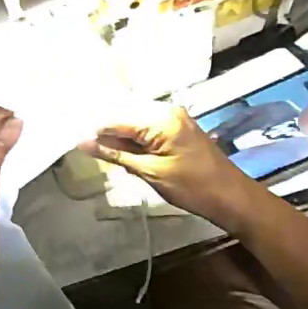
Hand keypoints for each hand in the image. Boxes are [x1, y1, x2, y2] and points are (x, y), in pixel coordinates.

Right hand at [82, 103, 272, 227]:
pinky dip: (135, 139)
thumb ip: (115, 154)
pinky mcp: (178, 127)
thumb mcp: (150, 172)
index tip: (74, 138)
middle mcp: (167, 110)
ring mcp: (175, 117)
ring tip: (99, 148)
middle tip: (84, 144)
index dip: (96, 131)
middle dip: (107, 131)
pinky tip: (124, 151)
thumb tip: (83, 142)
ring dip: (120, 137)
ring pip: (136, 122)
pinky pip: (148, 127)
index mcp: (161, 119)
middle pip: (126, 116)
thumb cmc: (192, 187)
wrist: (233, 198)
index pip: (118, 120)